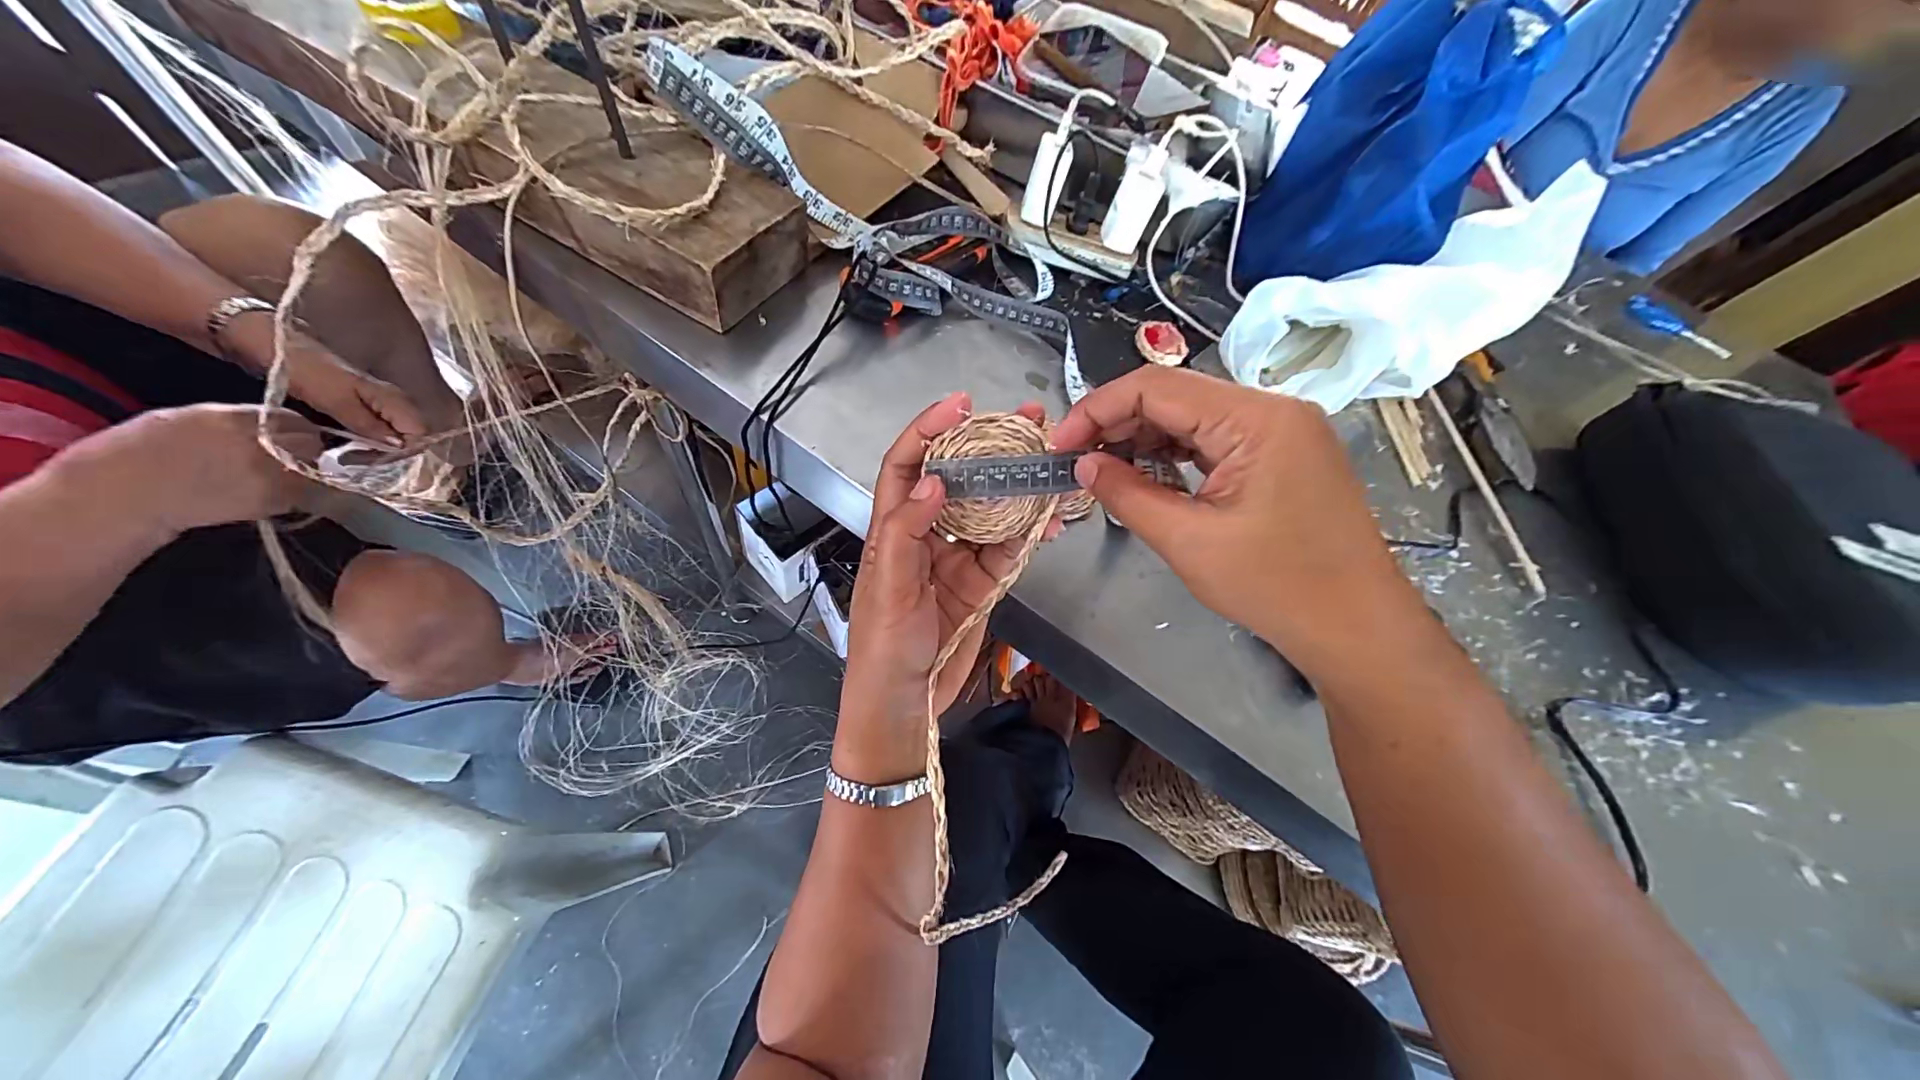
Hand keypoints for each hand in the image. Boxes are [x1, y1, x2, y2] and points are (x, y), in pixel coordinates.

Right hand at [78, 403, 322, 533]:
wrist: (120, 496)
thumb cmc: (137, 452)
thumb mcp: (186, 419)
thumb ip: (236, 421)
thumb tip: (268, 426)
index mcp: (234, 419)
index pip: (294, 419)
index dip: (294, 428)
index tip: (289, 435)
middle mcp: (259, 444)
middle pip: (311, 443)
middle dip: (307, 448)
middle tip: (290, 456)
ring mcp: (270, 474)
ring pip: (312, 470)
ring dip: (304, 472)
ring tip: (279, 475)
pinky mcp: (271, 501)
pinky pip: (299, 494)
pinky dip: (293, 493)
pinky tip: (269, 492)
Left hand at [222, 313, 428, 445]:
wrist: (265, 342)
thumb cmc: (299, 368)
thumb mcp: (332, 398)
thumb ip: (367, 422)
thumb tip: (400, 446)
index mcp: (390, 397)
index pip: (420, 431)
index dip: (406, 450)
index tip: (379, 462)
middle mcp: (389, 402)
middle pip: (408, 436)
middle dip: (392, 453)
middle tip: (359, 464)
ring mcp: (373, 405)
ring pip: (391, 436)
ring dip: (375, 451)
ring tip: (348, 460)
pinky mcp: (357, 409)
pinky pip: (372, 433)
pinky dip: (361, 444)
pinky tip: (342, 450)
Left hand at [836, 394, 1059, 780]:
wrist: (905, 704)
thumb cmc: (882, 648)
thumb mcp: (887, 589)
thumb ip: (906, 532)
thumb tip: (934, 481)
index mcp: (892, 530)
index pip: (907, 467)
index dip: (928, 432)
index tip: (959, 407)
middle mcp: (926, 536)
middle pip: (958, 480)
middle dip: (988, 449)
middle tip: (1024, 424)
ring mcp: (958, 559)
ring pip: (992, 511)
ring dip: (1018, 488)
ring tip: (1047, 464)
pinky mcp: (983, 583)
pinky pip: (1011, 550)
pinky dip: (1031, 533)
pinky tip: (1051, 519)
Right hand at [1049, 366, 1420, 677]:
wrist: (1356, 626)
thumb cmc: (1276, 586)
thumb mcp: (1188, 540)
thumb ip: (1127, 493)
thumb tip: (1083, 465)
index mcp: (1256, 418)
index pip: (1155, 386)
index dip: (1097, 409)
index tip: (1060, 444)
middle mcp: (1273, 409)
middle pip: (1175, 394)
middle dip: (1117, 424)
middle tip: (1077, 462)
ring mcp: (1283, 429)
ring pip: (1193, 415)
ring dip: (1144, 438)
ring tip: (1105, 471)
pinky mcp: (1284, 452)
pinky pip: (1216, 438)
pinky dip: (1176, 452)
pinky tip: (1148, 475)